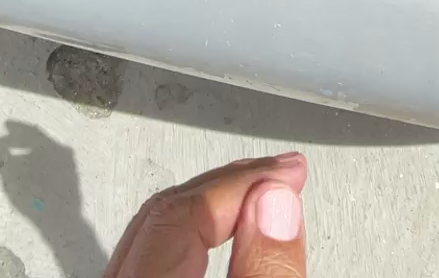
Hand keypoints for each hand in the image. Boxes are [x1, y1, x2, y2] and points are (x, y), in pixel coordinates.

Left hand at [104, 152, 307, 277]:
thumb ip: (262, 272)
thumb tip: (276, 201)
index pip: (186, 209)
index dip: (245, 181)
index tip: (290, 173)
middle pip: (165, 212)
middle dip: (231, 185)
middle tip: (283, 171)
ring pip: (155, 228)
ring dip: (212, 204)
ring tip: (260, 191)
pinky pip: (147, 251)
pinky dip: (191, 232)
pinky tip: (222, 226)